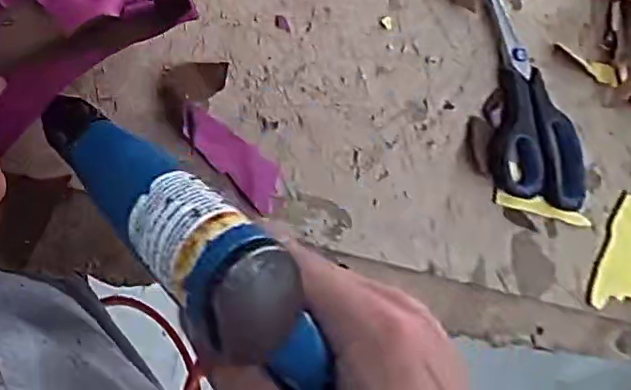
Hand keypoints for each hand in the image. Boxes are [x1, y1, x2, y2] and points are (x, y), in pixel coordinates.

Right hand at [209, 242, 464, 389]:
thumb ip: (245, 375)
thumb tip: (200, 326)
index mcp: (377, 320)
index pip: (287, 254)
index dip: (246, 268)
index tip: (218, 294)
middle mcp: (401, 303)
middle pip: (310, 275)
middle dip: (279, 309)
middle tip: (268, 359)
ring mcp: (421, 318)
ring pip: (335, 293)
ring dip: (310, 325)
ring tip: (309, 376)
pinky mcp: (430, 336)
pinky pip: (365, 313)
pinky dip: (342, 335)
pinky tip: (340, 376)